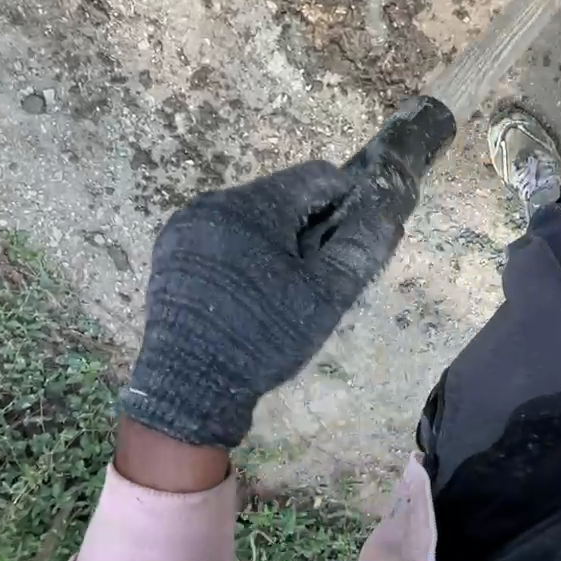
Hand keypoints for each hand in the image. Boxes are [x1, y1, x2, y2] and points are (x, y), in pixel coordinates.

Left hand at [120, 160, 405, 448]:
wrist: (190, 385)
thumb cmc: (264, 335)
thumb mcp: (326, 295)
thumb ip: (361, 248)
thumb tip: (389, 216)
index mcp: (253, 204)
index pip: (317, 176)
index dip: (347, 199)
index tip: (357, 234)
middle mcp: (214, 203)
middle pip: (283, 195)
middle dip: (311, 223)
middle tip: (322, 270)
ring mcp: (187, 226)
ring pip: (253, 216)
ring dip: (279, 238)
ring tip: (287, 285)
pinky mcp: (172, 252)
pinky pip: (224, 235)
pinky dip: (248, 250)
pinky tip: (253, 290)